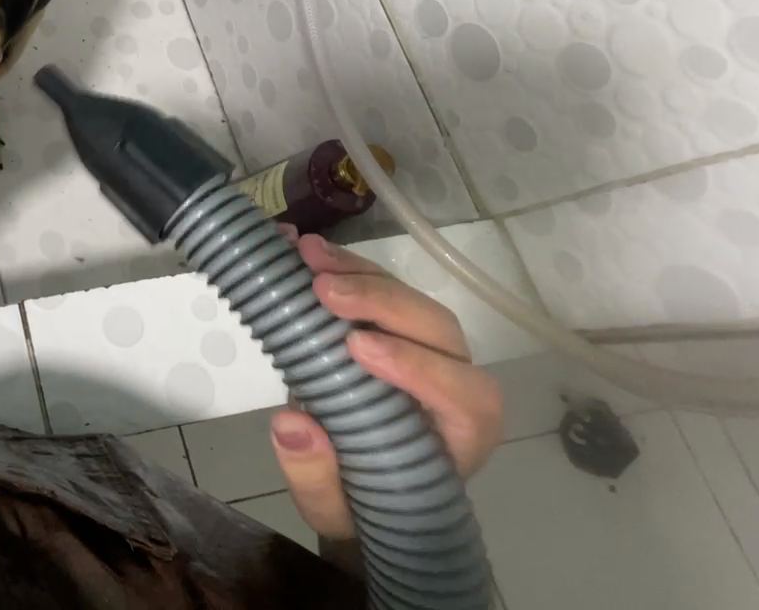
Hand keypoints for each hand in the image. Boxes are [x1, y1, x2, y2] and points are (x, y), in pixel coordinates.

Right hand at [269, 230, 504, 542]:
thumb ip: (317, 477)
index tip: (356, 347)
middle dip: (383, 303)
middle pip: (440, 333)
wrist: (356, 487)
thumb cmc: (357, 504)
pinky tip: (301, 248)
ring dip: (358, 273)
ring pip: (410, 301)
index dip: (421, 367)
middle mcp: (449, 385)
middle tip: (321, 287)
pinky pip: (375, 288)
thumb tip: (292, 424)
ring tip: (305, 252)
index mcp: (457, 437)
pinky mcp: (383, 327)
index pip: (467, 396)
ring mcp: (418, 349)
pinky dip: (340, 265)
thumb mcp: (332, 509)